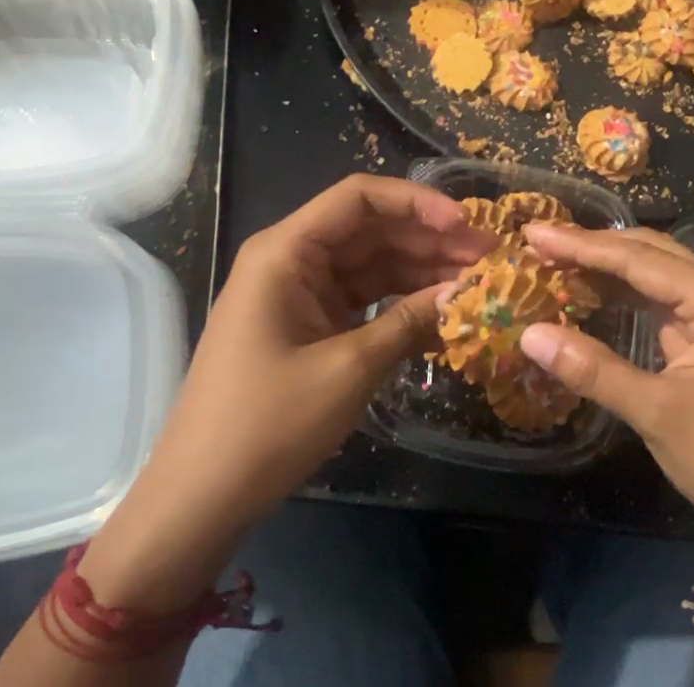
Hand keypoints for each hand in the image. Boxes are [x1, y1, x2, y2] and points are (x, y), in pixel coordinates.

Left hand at [80, 175, 493, 609]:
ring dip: (423, 269)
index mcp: (286, 252)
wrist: (203, 493)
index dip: (418, 202)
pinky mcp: (310, 325)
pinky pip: (365, 297)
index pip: (359, 199)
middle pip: (372, 229)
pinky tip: (445, 311)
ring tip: (480, 281)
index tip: (467, 224)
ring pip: (374, 263)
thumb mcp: (349, 369)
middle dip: (431, 238)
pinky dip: (403, 302)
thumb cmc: (268, 423)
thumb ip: (410, 322)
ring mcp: (300, 293)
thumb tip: (466, 292)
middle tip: (490, 257)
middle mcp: (292, 260)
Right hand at [516, 225, 693, 565]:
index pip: (640, 259)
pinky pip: (662, 301)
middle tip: (538, 243)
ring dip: (607, 268)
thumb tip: (529, 334)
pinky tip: (589, 292)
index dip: (583, 245)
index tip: (534, 232)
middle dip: (593, 247)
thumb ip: (594, 369)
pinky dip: (624, 295)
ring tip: (553, 261)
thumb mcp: (657, 414)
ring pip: (656, 274)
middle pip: (650, 254)